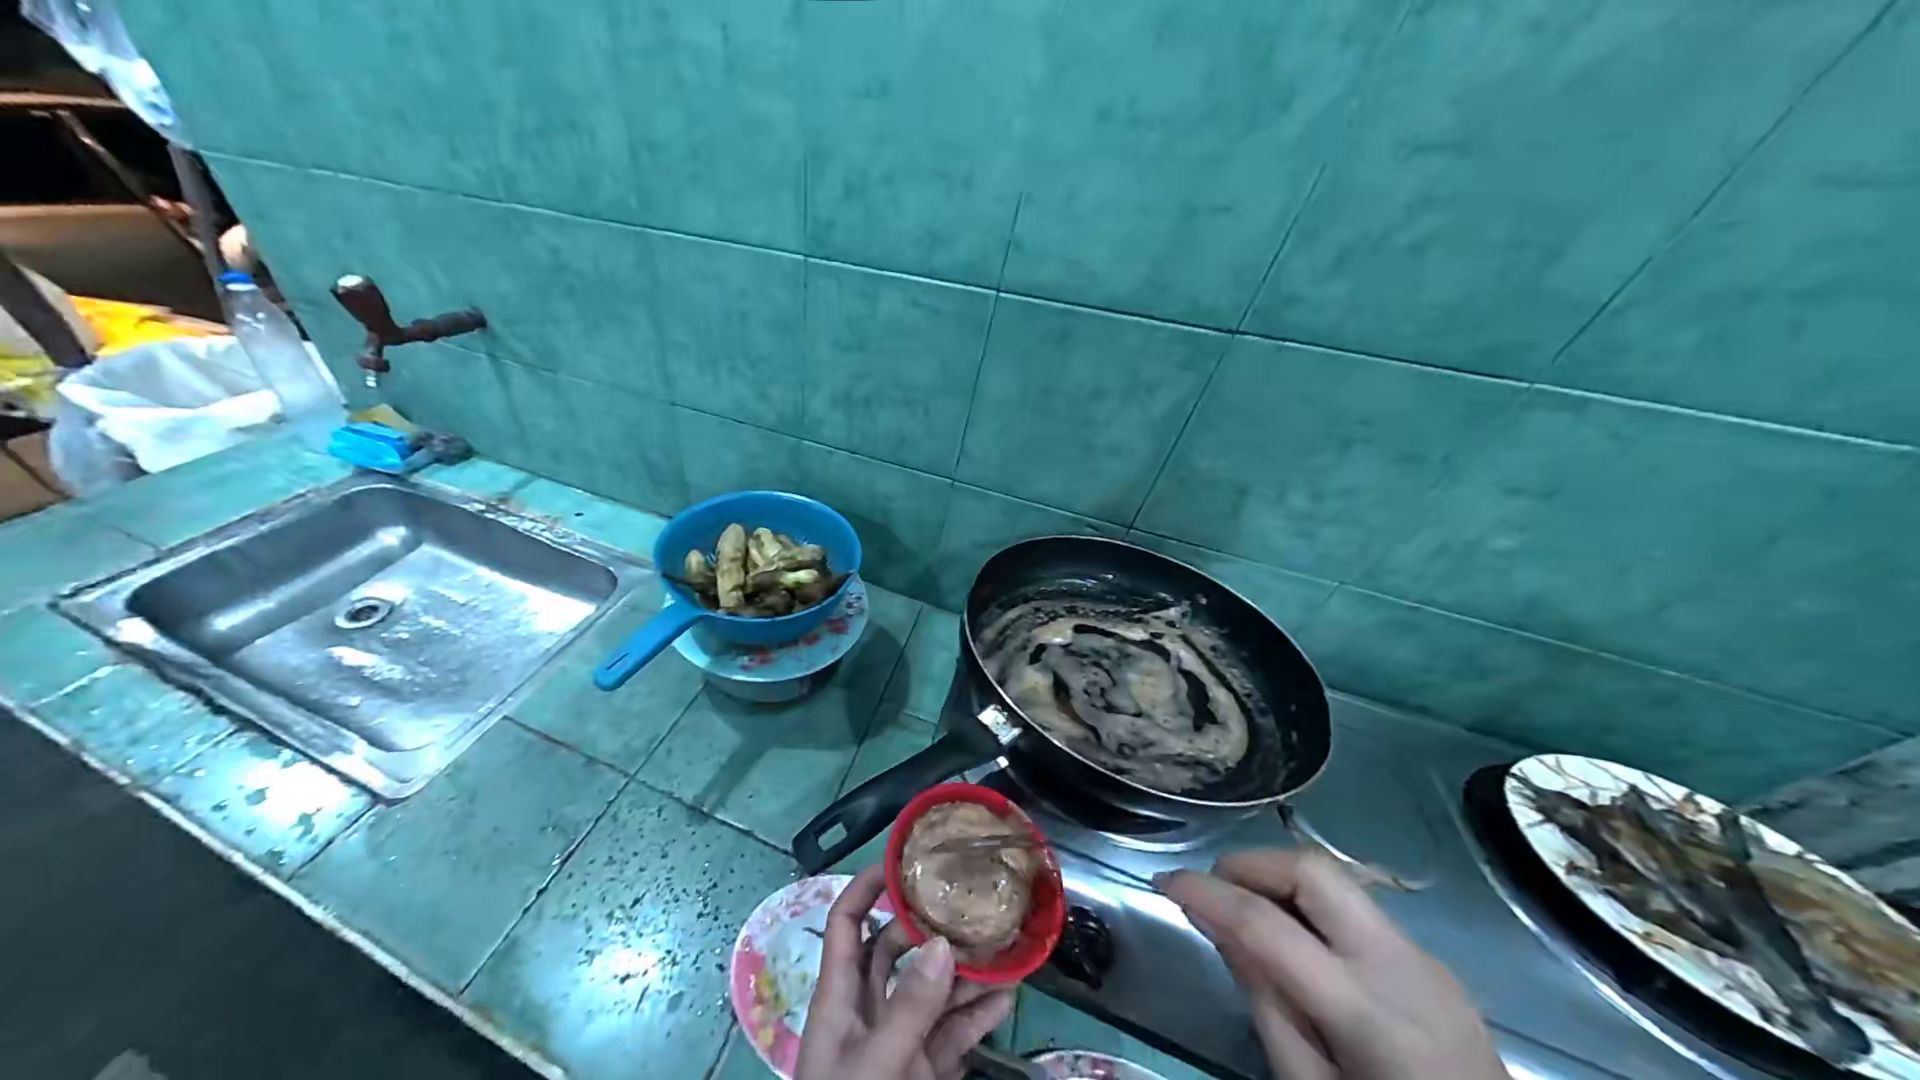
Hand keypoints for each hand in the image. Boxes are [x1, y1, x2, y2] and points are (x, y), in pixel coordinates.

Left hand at [796, 865, 1016, 1079]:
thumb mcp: (873, 1066)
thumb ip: (908, 1008)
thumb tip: (940, 944)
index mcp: (839, 999)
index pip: (846, 924)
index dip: (867, 887)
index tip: (904, 860)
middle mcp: (868, 1012)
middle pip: (896, 950)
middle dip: (929, 925)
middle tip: (969, 903)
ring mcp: (899, 1042)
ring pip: (932, 989)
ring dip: (964, 968)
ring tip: (1000, 943)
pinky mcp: (925, 1071)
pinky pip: (954, 1033)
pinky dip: (979, 1014)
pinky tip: (1007, 995)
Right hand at [1159, 851, 1505, 1079]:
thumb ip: (1263, 1000)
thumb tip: (1218, 924)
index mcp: (1365, 1013)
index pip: (1265, 924)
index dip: (1206, 893)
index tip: (1164, 882)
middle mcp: (1400, 965)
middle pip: (1312, 870)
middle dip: (1251, 864)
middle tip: (1212, 889)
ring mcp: (1423, 956)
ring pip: (1336, 879)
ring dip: (1279, 879)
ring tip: (1245, 911)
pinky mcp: (1431, 959)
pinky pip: (1356, 909)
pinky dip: (1311, 906)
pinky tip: (1295, 940)